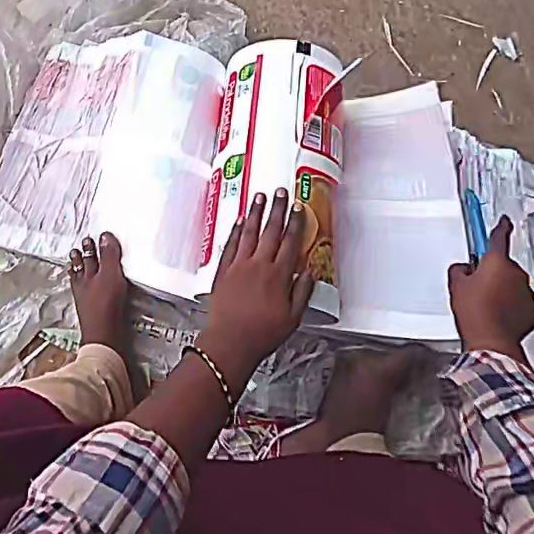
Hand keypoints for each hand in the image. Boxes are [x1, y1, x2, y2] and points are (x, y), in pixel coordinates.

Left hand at [197, 189, 315, 386]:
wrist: (231, 341)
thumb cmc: (263, 333)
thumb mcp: (292, 317)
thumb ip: (302, 292)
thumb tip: (310, 271)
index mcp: (278, 275)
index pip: (290, 242)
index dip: (295, 223)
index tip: (299, 207)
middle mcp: (259, 265)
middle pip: (271, 231)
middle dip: (277, 209)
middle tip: (281, 191)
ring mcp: (239, 265)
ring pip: (249, 233)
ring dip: (256, 213)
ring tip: (260, 196)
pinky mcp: (223, 270)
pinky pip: (231, 244)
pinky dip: (236, 230)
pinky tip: (240, 220)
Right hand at [447, 217, 533, 361]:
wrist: (492, 342)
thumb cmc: (475, 313)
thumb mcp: (456, 285)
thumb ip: (460, 269)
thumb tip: (464, 269)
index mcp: (497, 262)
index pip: (500, 237)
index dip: (501, 227)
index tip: (504, 222)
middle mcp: (517, 274)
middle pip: (504, 265)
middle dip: (493, 271)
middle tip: (477, 284)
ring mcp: (527, 292)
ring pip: (513, 284)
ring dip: (502, 289)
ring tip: (487, 303)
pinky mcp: (533, 310)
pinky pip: (521, 301)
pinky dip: (512, 304)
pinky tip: (498, 314)